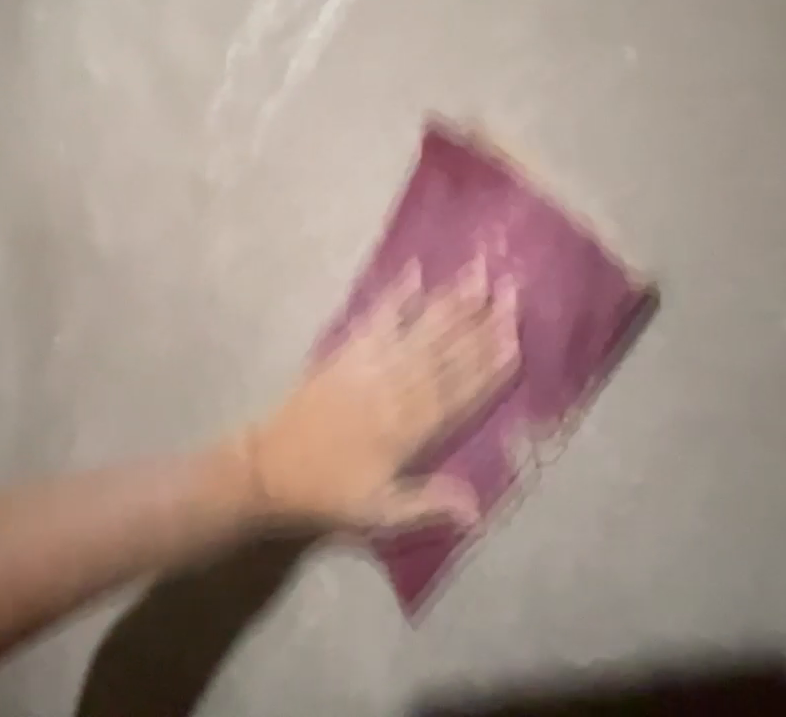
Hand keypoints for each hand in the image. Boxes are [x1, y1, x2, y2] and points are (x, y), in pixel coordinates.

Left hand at [243, 257, 518, 530]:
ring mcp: (368, 366)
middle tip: (512, 288)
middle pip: (446, 352)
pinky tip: (415, 273)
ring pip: (418, 331)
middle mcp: (394, 391)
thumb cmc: (329, 494)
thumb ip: (429, 503)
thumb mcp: (380, 513)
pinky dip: (395, 296)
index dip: (490, 366)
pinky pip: (375, 320)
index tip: (518, 335)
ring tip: (476, 273)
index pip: (460, 394)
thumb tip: (480, 506)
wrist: (268, 469)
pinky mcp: (345, 353)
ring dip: (450, 302)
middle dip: (481, 321)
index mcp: (408, 431)